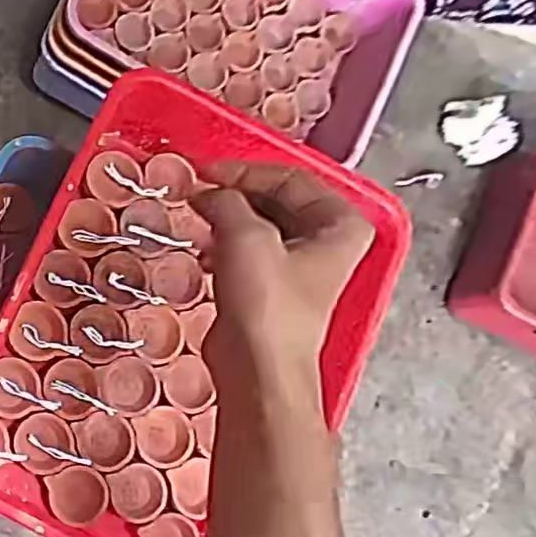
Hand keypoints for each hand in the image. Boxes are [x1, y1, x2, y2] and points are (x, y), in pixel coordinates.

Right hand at [192, 163, 374, 394]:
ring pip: (255, 225)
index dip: (244, 171)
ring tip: (195, 222)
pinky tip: (201, 252)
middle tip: (195, 194)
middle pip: (274, 200)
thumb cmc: (266, 305)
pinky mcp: (267, 286)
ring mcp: (296, 265)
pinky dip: (220, 245)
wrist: (257, 365)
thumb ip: (226, 204)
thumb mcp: (246, 240)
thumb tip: (206, 191)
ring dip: (223, 220)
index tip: (204, 172)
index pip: (289, 178)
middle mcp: (325, 241)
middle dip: (232, 195)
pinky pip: (242, 250)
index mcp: (341, 224)